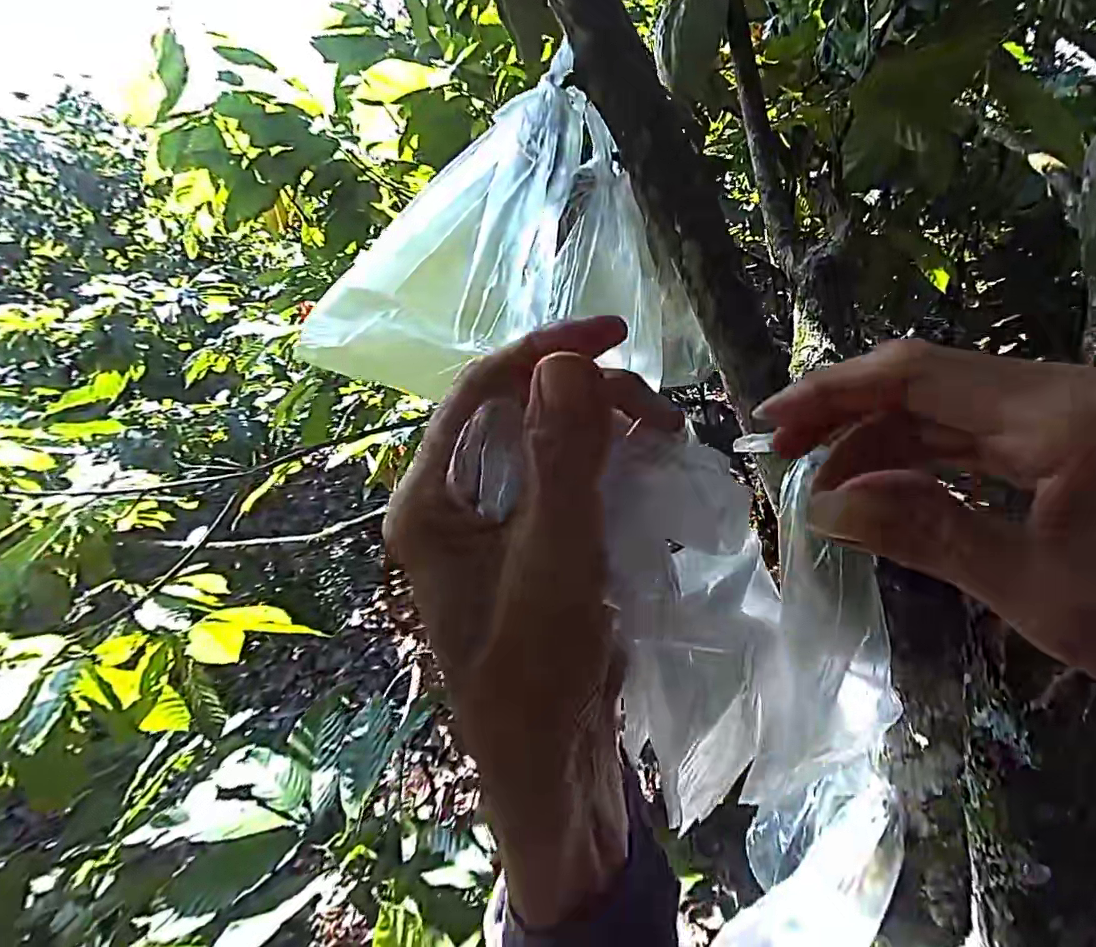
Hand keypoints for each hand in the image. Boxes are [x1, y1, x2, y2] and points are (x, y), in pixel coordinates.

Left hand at [384, 317, 680, 924]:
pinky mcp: (535, 539)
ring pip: (552, 440)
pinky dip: (613, 460)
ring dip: (608, 426)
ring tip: (664, 437)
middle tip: (660, 416)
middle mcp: (456, 501)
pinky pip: (572, 475)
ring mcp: (498, 520)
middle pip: (520, 410)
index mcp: (430, 499)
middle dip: (592, 396)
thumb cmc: (538, 671)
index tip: (616, 332)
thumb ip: (561, 461)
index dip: (546, 350)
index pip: (480, 391)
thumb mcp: (555, 560)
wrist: (553, 764)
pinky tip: (649, 465)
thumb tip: (566, 362)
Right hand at [757, 340, 1095, 826]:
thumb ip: (926, 532)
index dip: (830, 392)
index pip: (912, 375)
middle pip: (925, 379)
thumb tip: (828, 505)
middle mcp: (1060, 391)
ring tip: (824, 478)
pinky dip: (929, 455)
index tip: (769, 423)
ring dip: (883, 435)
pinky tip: (892, 483)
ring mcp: (1073, 412)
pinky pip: (983, 434)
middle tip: (784, 454)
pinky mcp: (1080, 441)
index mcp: (1054, 415)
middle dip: (846, 411)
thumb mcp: (1038, 592)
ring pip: (950, 405)